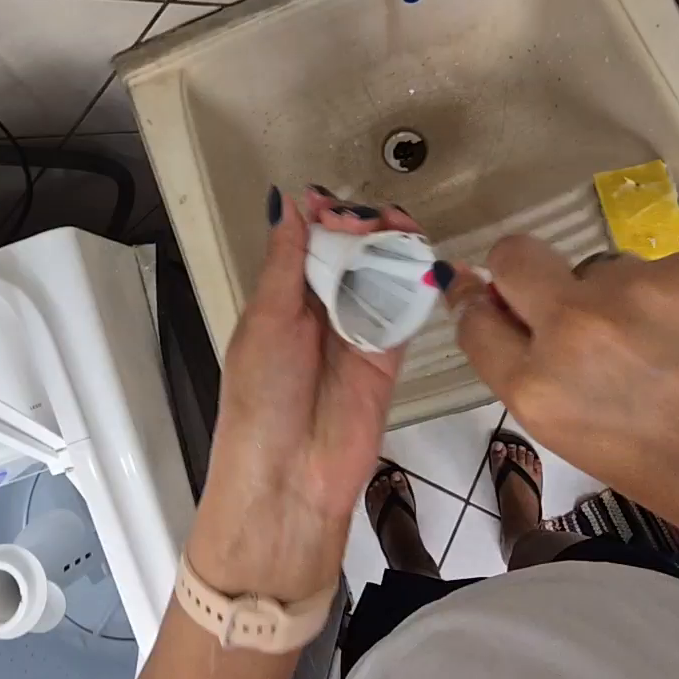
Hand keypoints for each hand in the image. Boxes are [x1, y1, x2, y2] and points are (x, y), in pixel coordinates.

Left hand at [184, 187, 420, 603]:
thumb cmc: (261, 396)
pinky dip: (414, 279)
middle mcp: (321, 308)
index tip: (330, 205)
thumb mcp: (265, 321)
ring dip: (390, 244)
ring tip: (396, 225)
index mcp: (283, 297)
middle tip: (364, 221)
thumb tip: (288, 201)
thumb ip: (286, 261)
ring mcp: (358, 329)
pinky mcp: (390, 353)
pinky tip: (417, 256)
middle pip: (351, 252)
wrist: (290, 478)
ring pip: (381, 273)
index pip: (310, 242)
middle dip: (361, 226)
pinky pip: (405, 308)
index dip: (324, 218)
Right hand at [436, 237, 678, 482]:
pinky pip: (676, 265)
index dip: (484, 311)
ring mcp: (645, 285)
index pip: (476, 322)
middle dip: (525, 270)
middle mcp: (577, 329)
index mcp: (544, 395)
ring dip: (629, 295)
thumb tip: (544, 336)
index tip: (496, 306)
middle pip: (514, 256)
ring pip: (608, 266)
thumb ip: (564, 388)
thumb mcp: (611, 455)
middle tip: (567, 295)